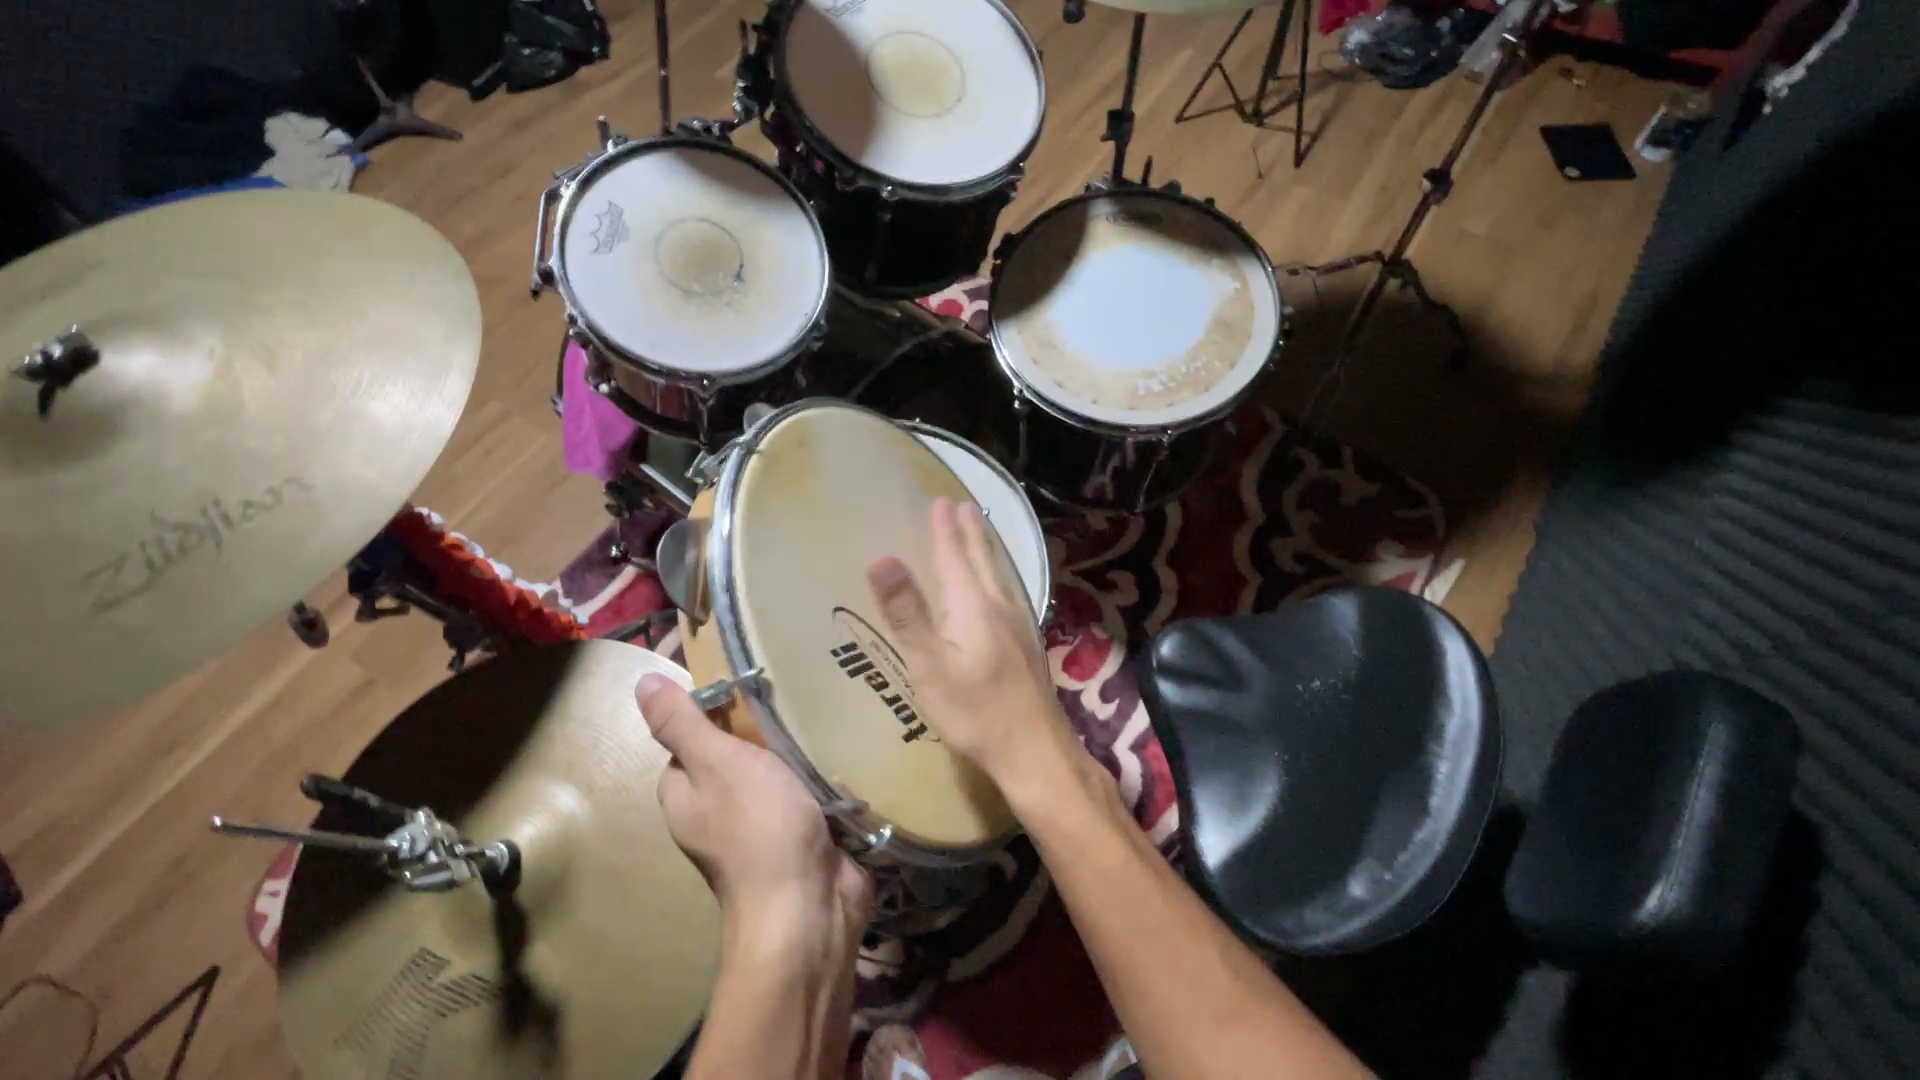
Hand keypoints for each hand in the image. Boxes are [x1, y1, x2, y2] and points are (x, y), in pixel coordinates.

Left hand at [638, 674, 871, 957]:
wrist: (810, 905)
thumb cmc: (758, 829)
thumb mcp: (717, 764)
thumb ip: (682, 724)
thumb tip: (641, 682)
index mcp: (686, 792)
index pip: (690, 734)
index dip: (710, 700)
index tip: (742, 665)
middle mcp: (719, 808)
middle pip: (737, 747)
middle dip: (762, 718)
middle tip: (795, 677)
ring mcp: (763, 822)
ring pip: (777, 765)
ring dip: (798, 741)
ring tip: (824, 699)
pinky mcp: (803, 830)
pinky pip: (809, 786)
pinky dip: (822, 767)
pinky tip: (844, 741)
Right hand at [866, 497, 1092, 807]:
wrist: (1034, 750)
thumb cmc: (975, 711)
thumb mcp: (929, 665)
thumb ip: (907, 612)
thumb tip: (882, 558)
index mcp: (973, 605)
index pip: (955, 556)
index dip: (945, 529)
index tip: (940, 501)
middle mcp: (1000, 606)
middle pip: (982, 560)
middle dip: (970, 532)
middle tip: (963, 505)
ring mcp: (1019, 625)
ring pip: (1000, 575)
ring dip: (986, 550)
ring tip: (979, 533)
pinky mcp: (1026, 645)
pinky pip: (1008, 592)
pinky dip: (997, 575)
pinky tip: (1000, 590)